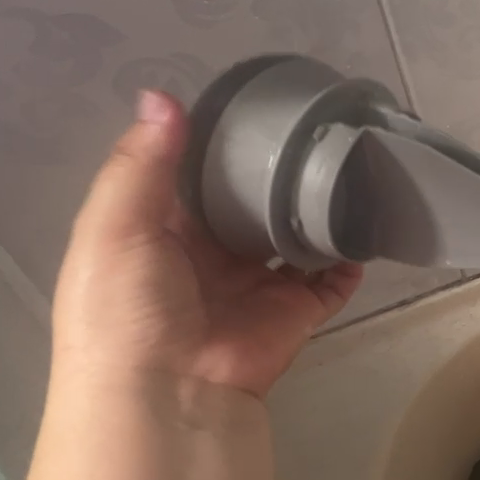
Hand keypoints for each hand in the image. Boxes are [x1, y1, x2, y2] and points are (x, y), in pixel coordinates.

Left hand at [50, 90, 361, 398]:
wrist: (173, 383)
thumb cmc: (128, 305)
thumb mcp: (116, 228)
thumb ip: (141, 166)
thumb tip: (163, 96)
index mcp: (163, 232)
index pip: (194, 180)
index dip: (217, 149)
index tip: (254, 115)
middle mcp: (215, 255)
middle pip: (253, 208)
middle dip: (279, 183)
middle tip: (317, 145)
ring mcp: (263, 283)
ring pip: (299, 241)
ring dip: (319, 219)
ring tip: (350, 183)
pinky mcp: (302, 308)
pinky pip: (335, 280)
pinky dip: (351, 262)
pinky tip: (363, 236)